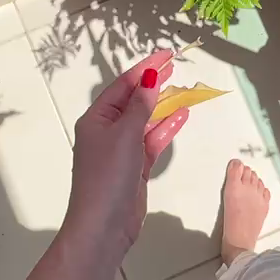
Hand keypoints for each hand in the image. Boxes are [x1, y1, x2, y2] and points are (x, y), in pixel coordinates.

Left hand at [65, 49, 188, 252]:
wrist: (104, 225)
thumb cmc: (108, 175)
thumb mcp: (125, 134)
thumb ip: (140, 106)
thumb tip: (150, 79)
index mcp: (96, 119)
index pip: (123, 85)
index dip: (145, 68)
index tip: (167, 53)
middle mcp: (107, 131)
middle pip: (133, 100)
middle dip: (153, 83)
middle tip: (175, 65)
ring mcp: (121, 150)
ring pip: (145, 120)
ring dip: (163, 105)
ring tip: (183, 89)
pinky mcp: (135, 168)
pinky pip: (152, 140)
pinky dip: (166, 128)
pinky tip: (182, 115)